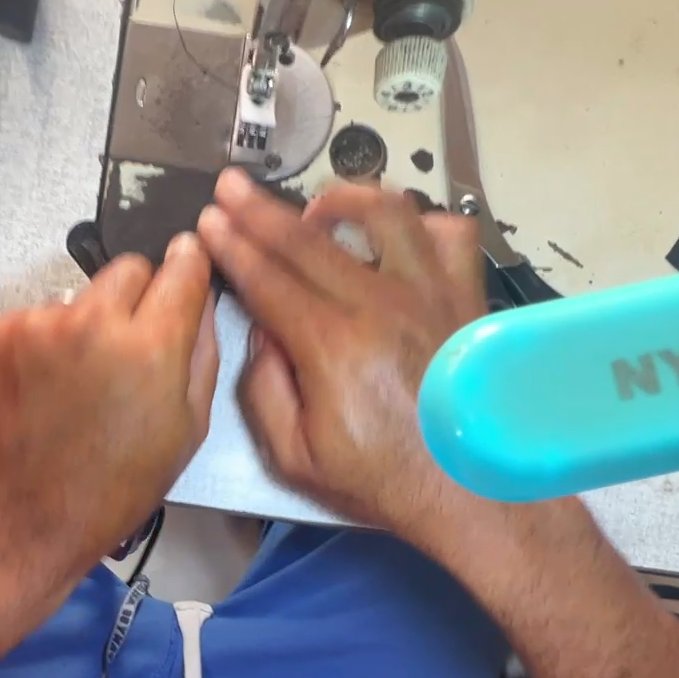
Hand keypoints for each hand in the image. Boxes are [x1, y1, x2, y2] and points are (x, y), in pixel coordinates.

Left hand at [0, 233, 217, 586]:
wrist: (32, 517)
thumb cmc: (117, 485)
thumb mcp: (188, 429)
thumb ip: (203, 352)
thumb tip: (202, 297)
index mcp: (150, 347)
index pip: (181, 266)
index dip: (187, 267)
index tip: (185, 267)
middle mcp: (93, 322)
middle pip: (128, 269)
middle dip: (138, 297)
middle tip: (128, 349)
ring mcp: (38, 324)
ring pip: (81, 296)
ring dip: (87, 325)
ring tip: (78, 384)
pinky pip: (38, 317)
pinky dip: (45, 342)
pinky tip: (46, 387)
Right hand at [196, 168, 485, 540]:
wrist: (469, 492)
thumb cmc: (379, 480)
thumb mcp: (294, 457)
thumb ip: (264, 390)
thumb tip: (264, 331)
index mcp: (331, 346)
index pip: (268, 279)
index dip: (232, 246)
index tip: (210, 221)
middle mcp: (380, 303)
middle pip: (308, 239)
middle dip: (260, 210)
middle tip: (231, 186)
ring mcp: (430, 292)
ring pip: (383, 213)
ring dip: (339, 198)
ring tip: (314, 204)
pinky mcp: (466, 296)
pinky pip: (448, 233)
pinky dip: (419, 222)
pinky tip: (396, 235)